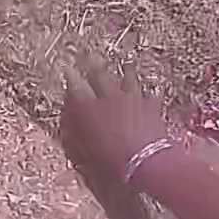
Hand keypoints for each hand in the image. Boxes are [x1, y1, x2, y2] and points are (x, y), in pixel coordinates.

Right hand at [61, 55, 175, 185]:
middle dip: (92, 63)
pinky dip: (147, 92)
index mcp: (87, 109)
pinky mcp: (151, 106)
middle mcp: (108, 98)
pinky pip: (148, 93)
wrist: (147, 164)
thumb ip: (76, 137)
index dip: (70, 77)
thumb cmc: (110, 164)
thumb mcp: (85, 155)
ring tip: (124, 63)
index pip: (74, 87)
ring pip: (127, 78)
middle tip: (89, 54)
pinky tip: (150, 90)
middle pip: (99, 74)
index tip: (67, 69)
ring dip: (123, 70)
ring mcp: (132, 98)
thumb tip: (70, 128)